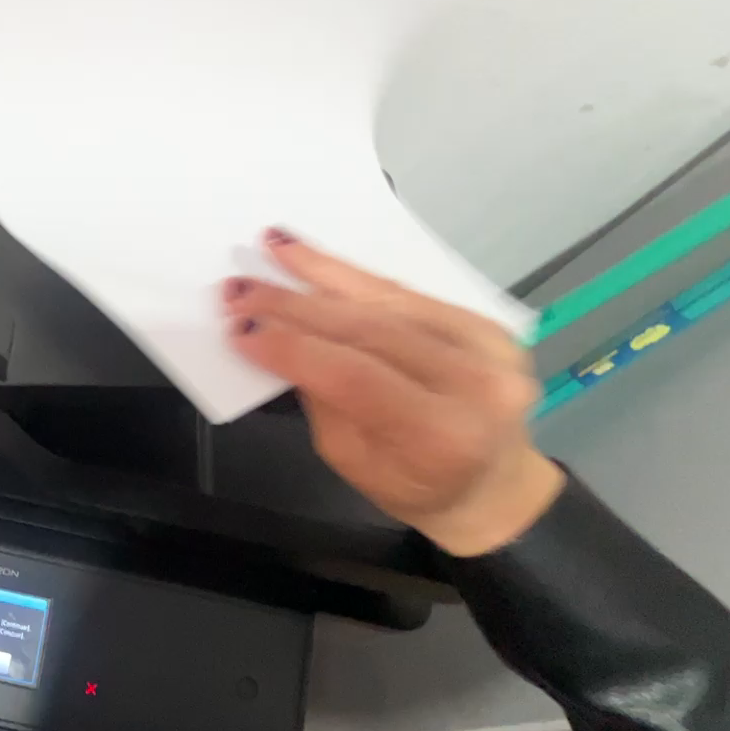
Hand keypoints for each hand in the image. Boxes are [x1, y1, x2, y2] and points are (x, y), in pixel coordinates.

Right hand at [221, 230, 563, 555]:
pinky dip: (351, 273)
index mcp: (440, 432)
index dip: (291, 348)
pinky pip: (404, 293)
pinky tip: (310, 255)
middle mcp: (475, 381)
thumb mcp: (348, 456)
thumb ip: (320, 396)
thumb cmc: (409, 485)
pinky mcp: (482, 322)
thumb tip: (277, 339)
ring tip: (272, 246)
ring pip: (386, 298)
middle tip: (239, 290)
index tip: (238, 329)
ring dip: (320, 270)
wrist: (491, 485)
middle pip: (369, 328)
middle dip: (293, 305)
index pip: (354, 375)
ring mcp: (487, 346)